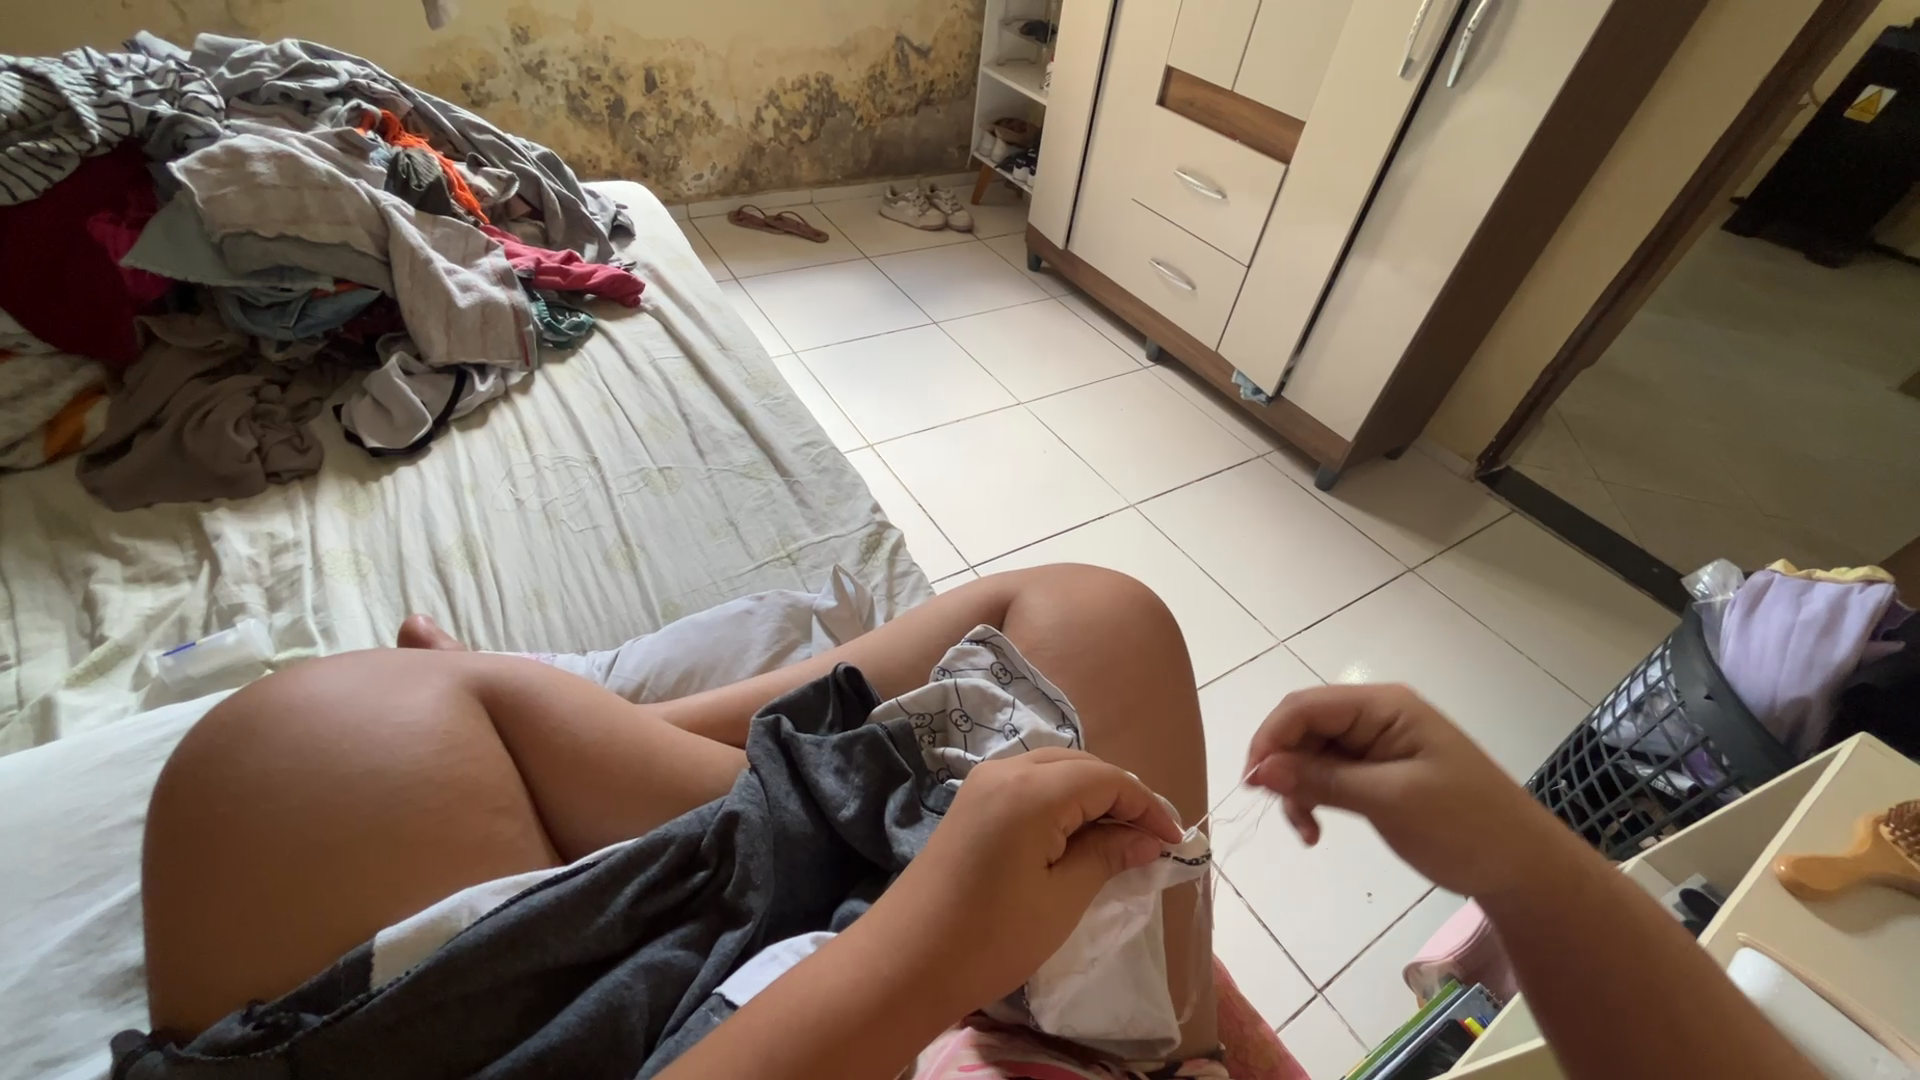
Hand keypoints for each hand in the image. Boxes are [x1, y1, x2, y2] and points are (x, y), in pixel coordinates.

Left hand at [862, 748, 1183, 1013]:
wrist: (907, 960)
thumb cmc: (991, 937)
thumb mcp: (1060, 900)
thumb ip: (1106, 856)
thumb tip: (1147, 839)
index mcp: (1030, 791)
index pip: (1105, 779)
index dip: (1145, 806)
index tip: (1174, 842)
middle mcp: (1005, 770)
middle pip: (1080, 765)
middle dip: (1120, 795)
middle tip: (1149, 839)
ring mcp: (983, 782)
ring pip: (1053, 769)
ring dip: (1090, 794)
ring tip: (1118, 838)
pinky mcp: (971, 800)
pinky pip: (1028, 783)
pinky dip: (1060, 799)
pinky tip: (1074, 833)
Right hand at [1243, 684, 1568, 899]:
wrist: (1527, 872)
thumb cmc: (1467, 826)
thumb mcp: (1391, 801)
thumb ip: (1322, 780)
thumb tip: (1259, 769)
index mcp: (1383, 707)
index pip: (1305, 707)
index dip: (1271, 737)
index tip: (1253, 781)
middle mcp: (1372, 717)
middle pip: (1302, 729)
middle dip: (1282, 767)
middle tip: (1276, 808)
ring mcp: (1372, 745)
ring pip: (1307, 755)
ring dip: (1295, 789)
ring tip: (1306, 830)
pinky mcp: (1372, 774)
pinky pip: (1323, 776)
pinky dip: (1311, 800)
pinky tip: (1315, 830)